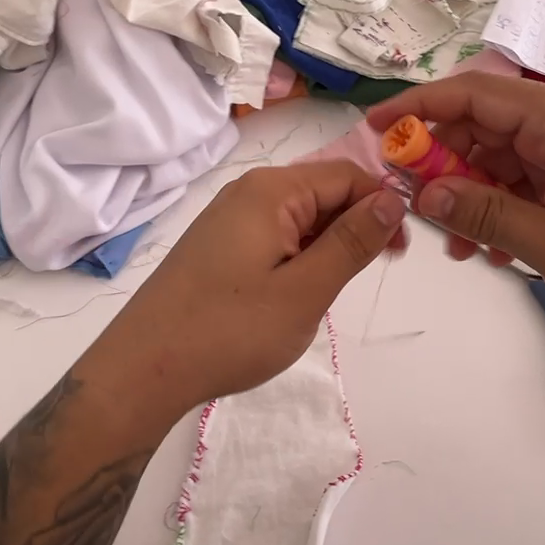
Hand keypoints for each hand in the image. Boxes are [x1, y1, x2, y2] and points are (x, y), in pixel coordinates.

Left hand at [80, 161, 406, 419]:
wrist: (144, 369)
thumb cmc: (230, 331)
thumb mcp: (305, 290)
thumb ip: (351, 241)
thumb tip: (393, 197)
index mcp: (271, 191)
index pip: (346, 175)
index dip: (382, 205)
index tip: (401, 252)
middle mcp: (247, 192)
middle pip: (321, 192)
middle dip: (355, 225)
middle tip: (370, 275)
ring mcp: (227, 218)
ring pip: (298, 217)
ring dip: (326, 245)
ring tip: (330, 290)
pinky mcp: (217, 245)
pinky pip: (273, 235)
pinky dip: (297, 256)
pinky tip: (296, 291)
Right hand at [365, 73, 544, 334]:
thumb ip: (486, 213)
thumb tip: (423, 192)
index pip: (474, 94)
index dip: (418, 107)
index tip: (376, 129)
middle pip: (483, 124)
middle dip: (441, 164)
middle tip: (415, 209)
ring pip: (501, 156)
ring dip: (471, 194)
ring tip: (460, 247)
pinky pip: (528, 178)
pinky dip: (503, 205)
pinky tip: (497, 249)